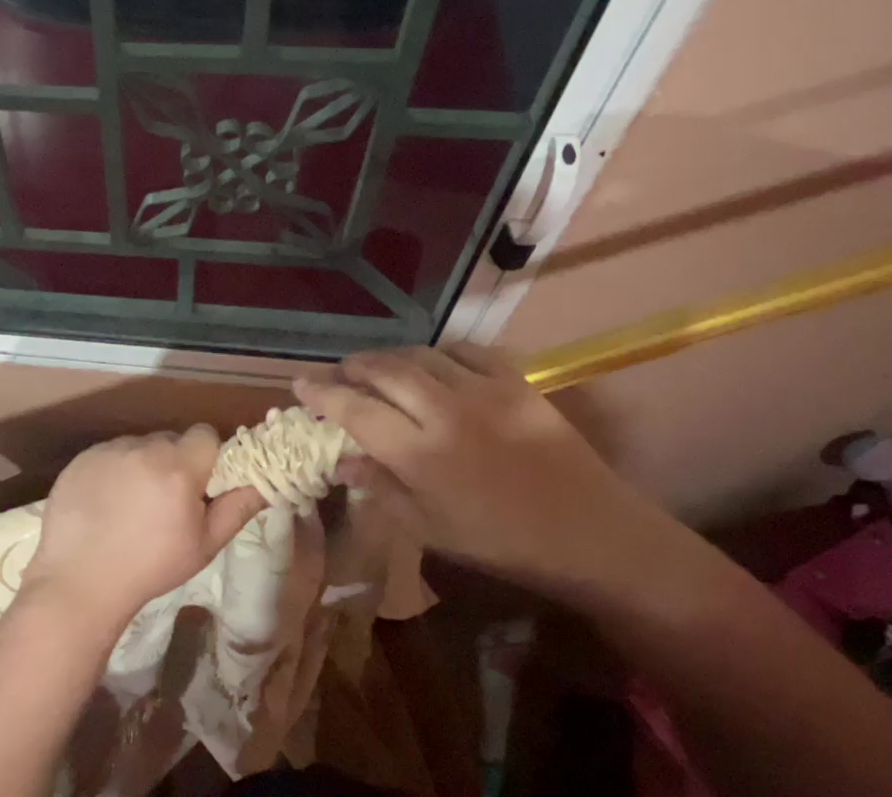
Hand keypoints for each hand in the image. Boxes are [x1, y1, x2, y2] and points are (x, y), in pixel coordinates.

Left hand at [24, 426, 268, 627]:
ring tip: (132, 506)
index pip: (206, 434)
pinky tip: (107, 504)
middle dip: (176, 462)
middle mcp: (143, 447)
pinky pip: (110, 454)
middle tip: (167, 501)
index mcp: (178, 466)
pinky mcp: (82, 457)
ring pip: (140, 446)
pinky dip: (114, 471)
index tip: (200, 486)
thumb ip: (237, 507)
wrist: (80, 580)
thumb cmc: (151, 567)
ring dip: (144, 465)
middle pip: (171, 440)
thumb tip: (264, 481)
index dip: (208, 457)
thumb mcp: (204, 545)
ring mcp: (109, 450)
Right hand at [296, 344, 675, 591]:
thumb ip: (382, 489)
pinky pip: (465, 350)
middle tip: (338, 372)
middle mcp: (445, 412)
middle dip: (353, 367)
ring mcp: (483, 391)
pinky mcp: (515, 382)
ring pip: (420, 355)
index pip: (355, 410)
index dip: (322, 393)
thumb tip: (342, 462)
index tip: (299, 382)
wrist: (592, 534)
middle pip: (383, 371)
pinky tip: (432, 362)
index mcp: (420, 454)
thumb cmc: (502, 542)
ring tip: (377, 366)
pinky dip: (438, 350)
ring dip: (390, 356)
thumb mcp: (431, 530)